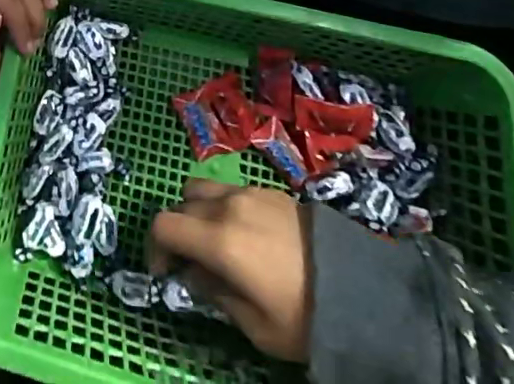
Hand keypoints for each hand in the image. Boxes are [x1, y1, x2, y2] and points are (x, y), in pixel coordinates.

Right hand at [148, 180, 310, 361]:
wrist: (358, 284)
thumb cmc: (302, 314)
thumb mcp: (254, 325)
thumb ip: (215, 294)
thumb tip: (195, 274)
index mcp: (219, 239)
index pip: (163, 224)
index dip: (155, 248)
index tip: (166, 273)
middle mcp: (228, 206)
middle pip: (180, 204)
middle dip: (176, 231)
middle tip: (189, 262)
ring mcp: (249, 192)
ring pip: (202, 189)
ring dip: (197, 212)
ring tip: (213, 241)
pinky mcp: (268, 189)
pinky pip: (229, 189)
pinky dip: (222, 206)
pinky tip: (243, 233)